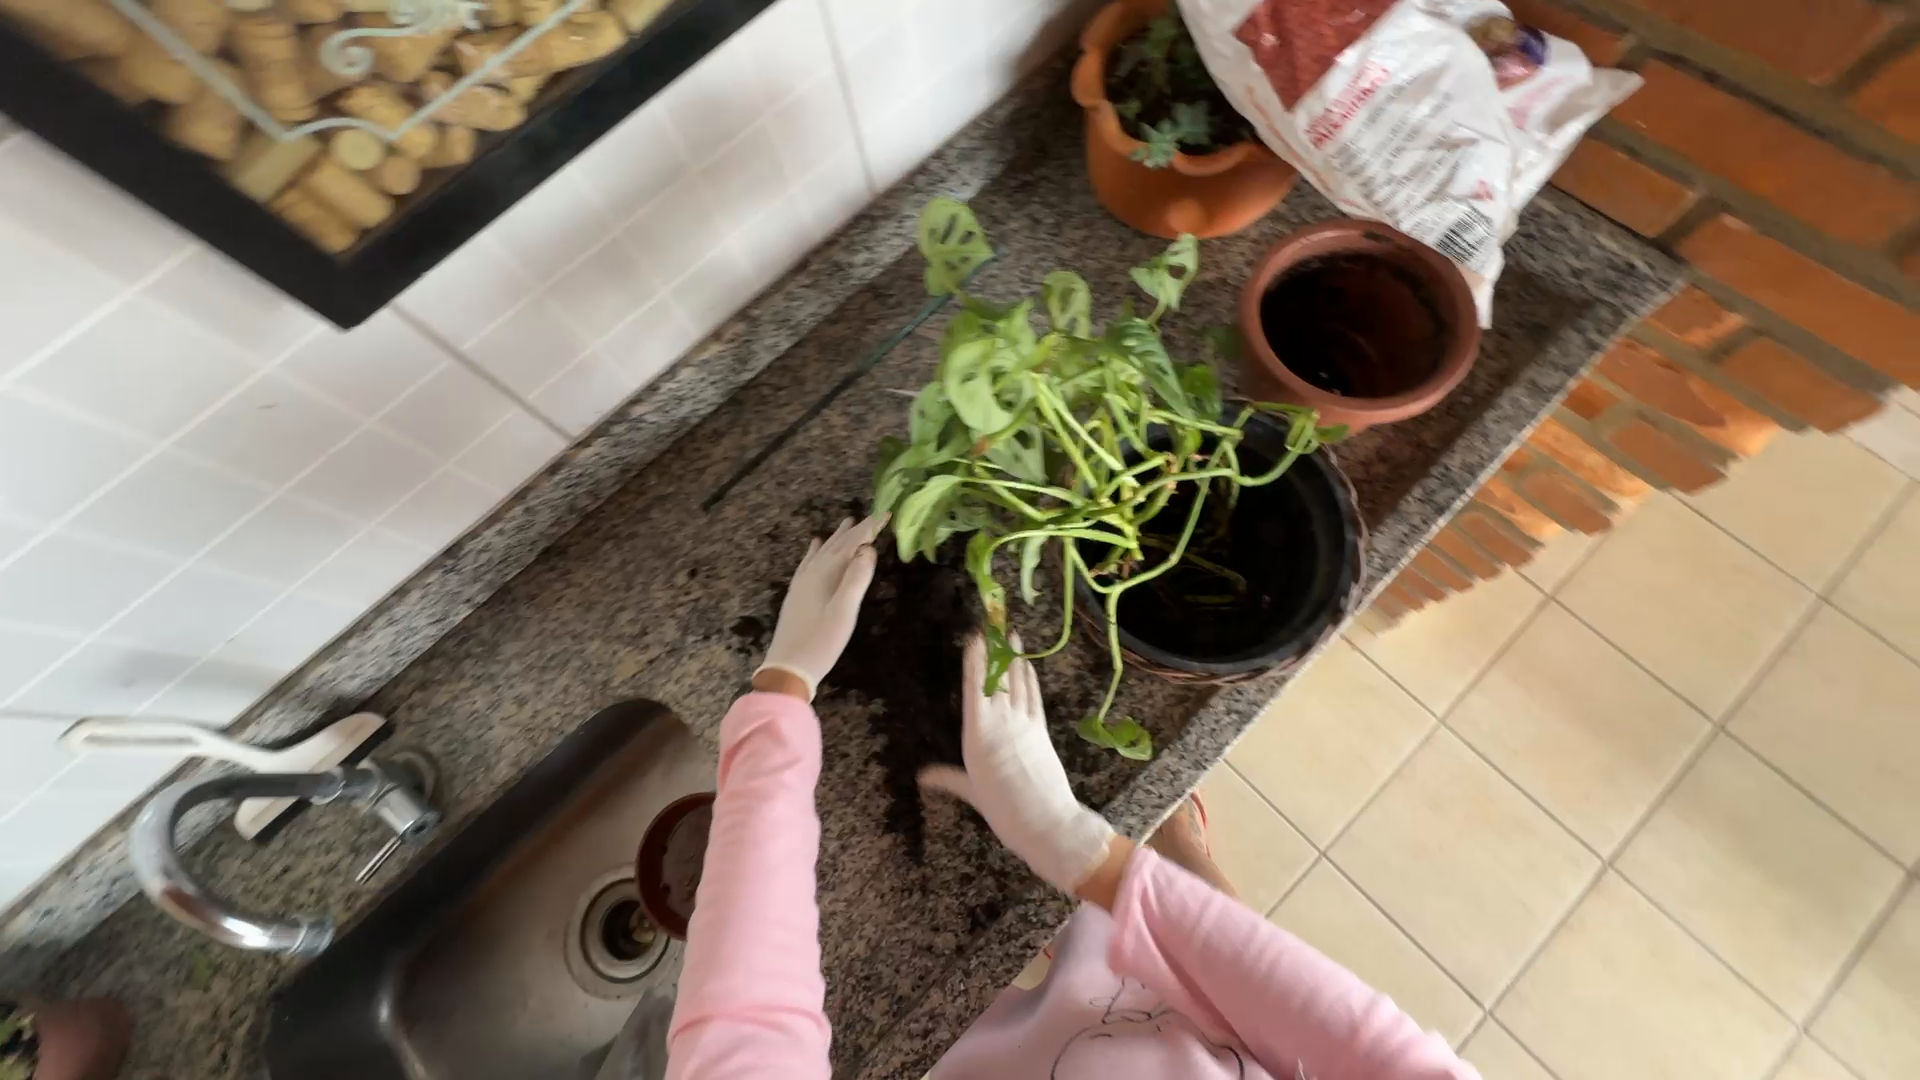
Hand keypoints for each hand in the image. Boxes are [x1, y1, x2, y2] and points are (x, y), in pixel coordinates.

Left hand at [755, 514, 886, 700]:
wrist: (787, 669)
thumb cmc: (820, 643)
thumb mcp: (844, 612)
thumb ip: (856, 579)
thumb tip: (868, 549)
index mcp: (824, 574)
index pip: (851, 544)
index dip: (869, 528)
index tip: (886, 513)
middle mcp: (811, 572)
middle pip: (836, 544)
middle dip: (855, 530)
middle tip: (872, 515)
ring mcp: (801, 583)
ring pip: (822, 551)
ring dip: (836, 537)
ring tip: (846, 523)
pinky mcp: (797, 594)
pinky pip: (808, 563)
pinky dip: (815, 551)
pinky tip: (814, 547)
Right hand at [919, 634, 1116, 894]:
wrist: (1046, 822)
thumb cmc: (1002, 810)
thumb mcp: (971, 792)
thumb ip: (948, 778)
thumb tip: (921, 776)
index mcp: (977, 733)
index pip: (974, 687)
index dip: (974, 660)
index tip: (973, 636)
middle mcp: (1000, 721)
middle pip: (995, 678)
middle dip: (993, 650)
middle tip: (991, 624)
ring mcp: (1024, 723)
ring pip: (1017, 682)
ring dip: (1014, 658)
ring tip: (1011, 634)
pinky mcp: (1042, 730)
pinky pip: (1034, 697)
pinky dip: (1030, 679)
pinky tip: (1027, 665)